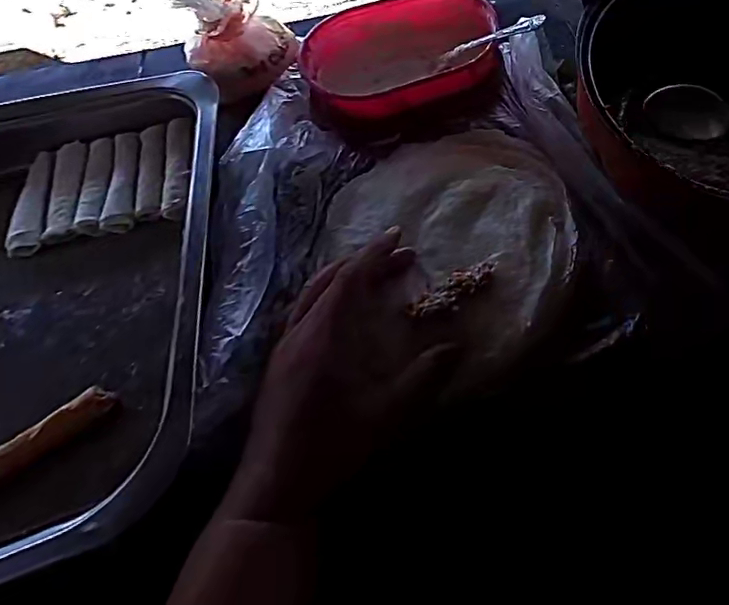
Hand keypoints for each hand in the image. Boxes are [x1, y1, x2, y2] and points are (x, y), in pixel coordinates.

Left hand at [221, 228, 458, 523]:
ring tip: (370, 274)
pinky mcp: (278, 363)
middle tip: (397, 256)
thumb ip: (421, 378)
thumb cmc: (330, 450)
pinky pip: (302, 310)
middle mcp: (298, 331)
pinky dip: (326, 295)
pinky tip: (340, 313)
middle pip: (330, 279)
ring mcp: (283, 347)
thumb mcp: (384, 416)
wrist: (273, 491)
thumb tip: (456, 347)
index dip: (375, 253)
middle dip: (364, 261)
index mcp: (322, 335)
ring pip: (312, 293)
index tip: (398, 236)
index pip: (350, 278)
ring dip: (342, 276)